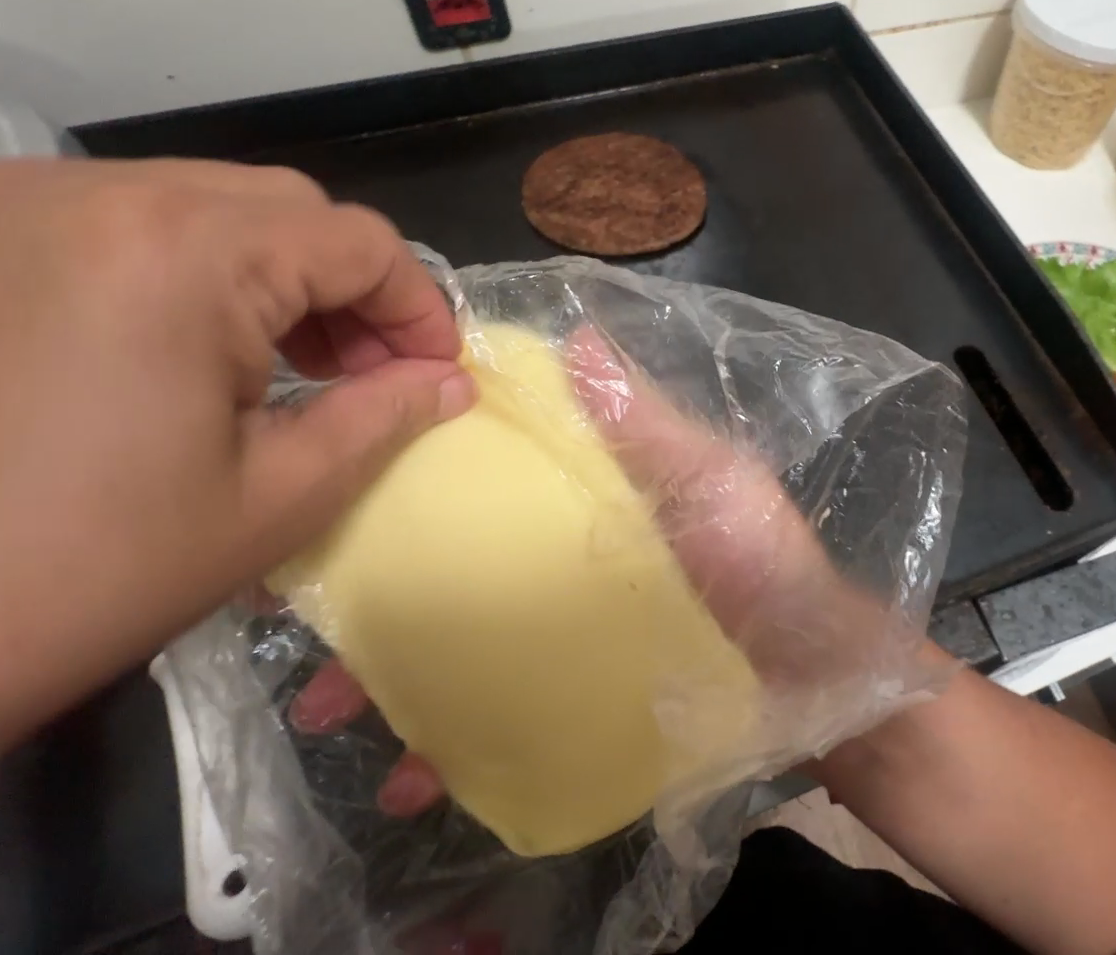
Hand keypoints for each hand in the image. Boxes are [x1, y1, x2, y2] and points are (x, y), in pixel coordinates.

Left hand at [0, 158, 471, 851]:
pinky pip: (102, 222)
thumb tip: (449, 384)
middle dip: (348, 288)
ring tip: (273, 368)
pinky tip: (167, 355)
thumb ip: (382, 420)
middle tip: (363, 375)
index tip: (435, 376)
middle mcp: (87, 192)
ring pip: (194, 204)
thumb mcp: (274, 503)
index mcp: (182, 254)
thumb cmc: (76, 581)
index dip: (419, 307)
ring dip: (265, 276)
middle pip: (283, 208)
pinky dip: (173, 272)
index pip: (359, 241)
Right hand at [290, 327, 922, 818]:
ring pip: (454, 649)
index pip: (489, 478)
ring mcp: (560, 640)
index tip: (336, 483)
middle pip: (452, 568)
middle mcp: (559, 566)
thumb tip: (575, 336)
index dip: (415, 477)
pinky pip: (495, 724)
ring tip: (328, 711)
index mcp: (586, 504)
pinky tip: (413, 779)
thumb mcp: (717, 486)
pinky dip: (451, 751)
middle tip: (298, 614)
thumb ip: (648, 425)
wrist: (817, 684)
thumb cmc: (769, 571)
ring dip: (387, 679)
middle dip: (373, 589)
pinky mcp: (571, 705)